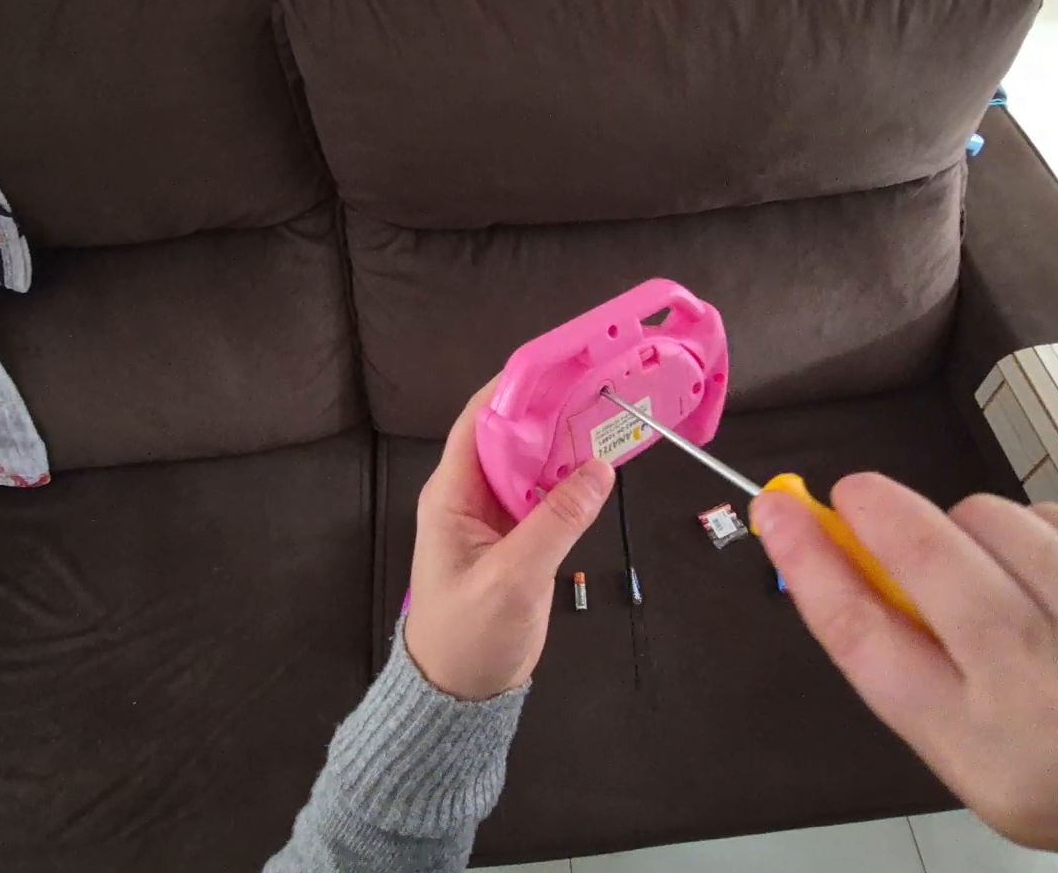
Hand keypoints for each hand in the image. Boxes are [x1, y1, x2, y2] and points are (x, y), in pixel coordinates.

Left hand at [404, 380, 614, 700]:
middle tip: (595, 382)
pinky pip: (544, 493)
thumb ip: (556, 523)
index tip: (556, 363)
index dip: (514, 388)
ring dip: (563, 440)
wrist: (459, 694)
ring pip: (530, 462)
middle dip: (548, 408)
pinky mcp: (517, 536)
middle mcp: (470, 493)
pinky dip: (569, 477)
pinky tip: (600, 462)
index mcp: (452, 493)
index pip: (479, 421)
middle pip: (509, 435)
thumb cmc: (469, 637)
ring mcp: (495, 515)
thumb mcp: (512, 579)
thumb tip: (601, 467)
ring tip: (605, 409)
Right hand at [752, 474, 1057, 872]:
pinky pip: (1056, 515)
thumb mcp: (1000, 764)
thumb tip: (844, 557)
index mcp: (992, 756)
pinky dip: (1043, 535)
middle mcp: (1054, 694)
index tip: (774, 508)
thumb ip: (917, 665)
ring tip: (1014, 580)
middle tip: (857, 496)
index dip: (805, 561)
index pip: (863, 637)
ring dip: (974, 534)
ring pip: (988, 519)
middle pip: (922, 554)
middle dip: (875, 508)